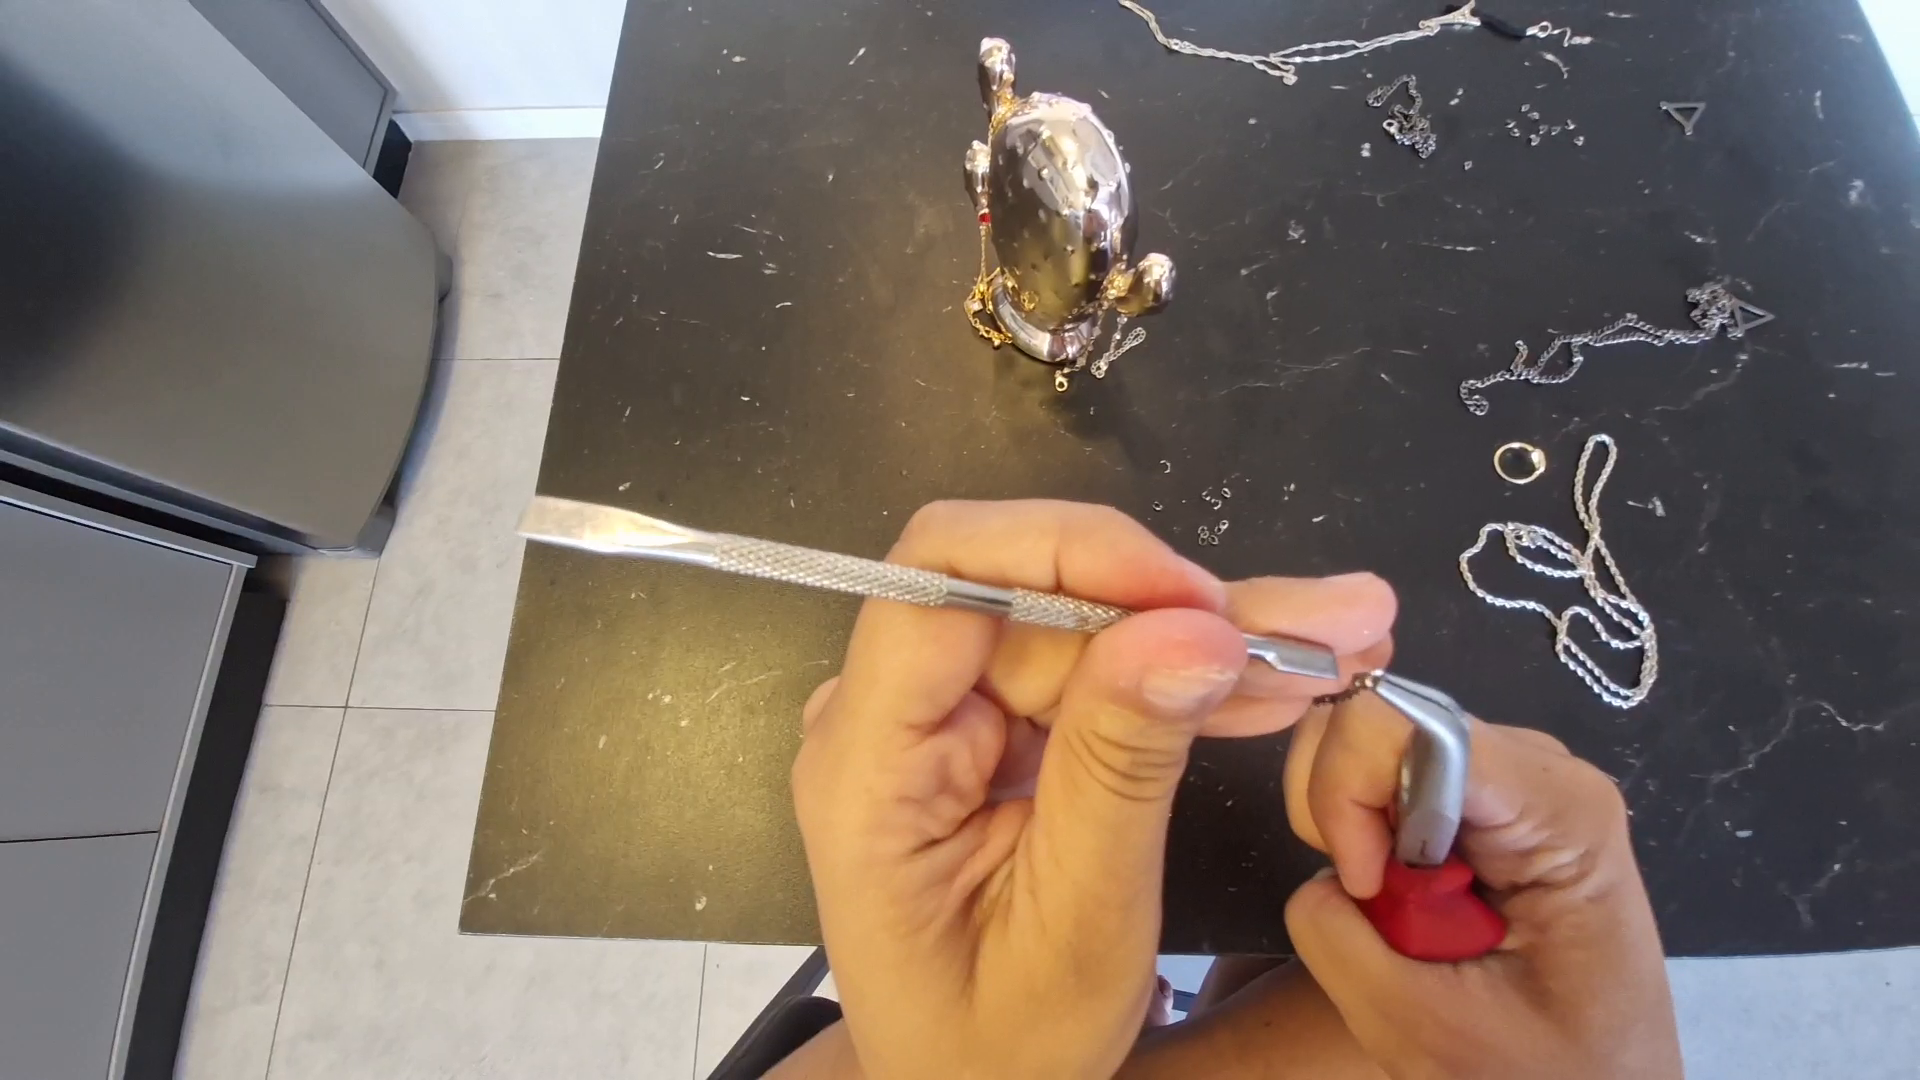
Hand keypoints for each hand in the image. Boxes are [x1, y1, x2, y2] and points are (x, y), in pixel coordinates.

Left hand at [789, 500, 1393, 1077]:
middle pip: (1029, 592)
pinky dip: (1180, 673)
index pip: (939, 581)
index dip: (1067, 552)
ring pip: (1078, 622)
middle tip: (1323, 620)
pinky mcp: (989, 716)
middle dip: (1175, 602)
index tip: (1195, 597)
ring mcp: (942, 708)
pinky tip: (1267, 678)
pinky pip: (1088, 665)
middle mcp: (890, 708)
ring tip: (1327, 638)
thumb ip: (1123, 767)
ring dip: (1203, 634)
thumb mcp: (1076, 926)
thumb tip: (1196, 631)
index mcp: (868, 760)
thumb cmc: (999, 1041)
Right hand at [1283, 694, 1682, 1079]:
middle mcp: (1530, 763)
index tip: (1363, 883)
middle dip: (1337, 803)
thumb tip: (1321, 873)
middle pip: (1372, 718)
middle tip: (1367, 892)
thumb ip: (1336, 936)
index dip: (1348, 789)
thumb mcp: (1422, 1030)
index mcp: (1555, 807)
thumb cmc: (1537, 1070)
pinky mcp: (1466, 779)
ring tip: (1380, 890)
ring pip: (1359, 732)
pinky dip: (1347, 812)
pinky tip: (1387, 870)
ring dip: (1338, 812)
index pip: (1400, 722)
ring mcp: (1498, 765)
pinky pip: (1369, 757)